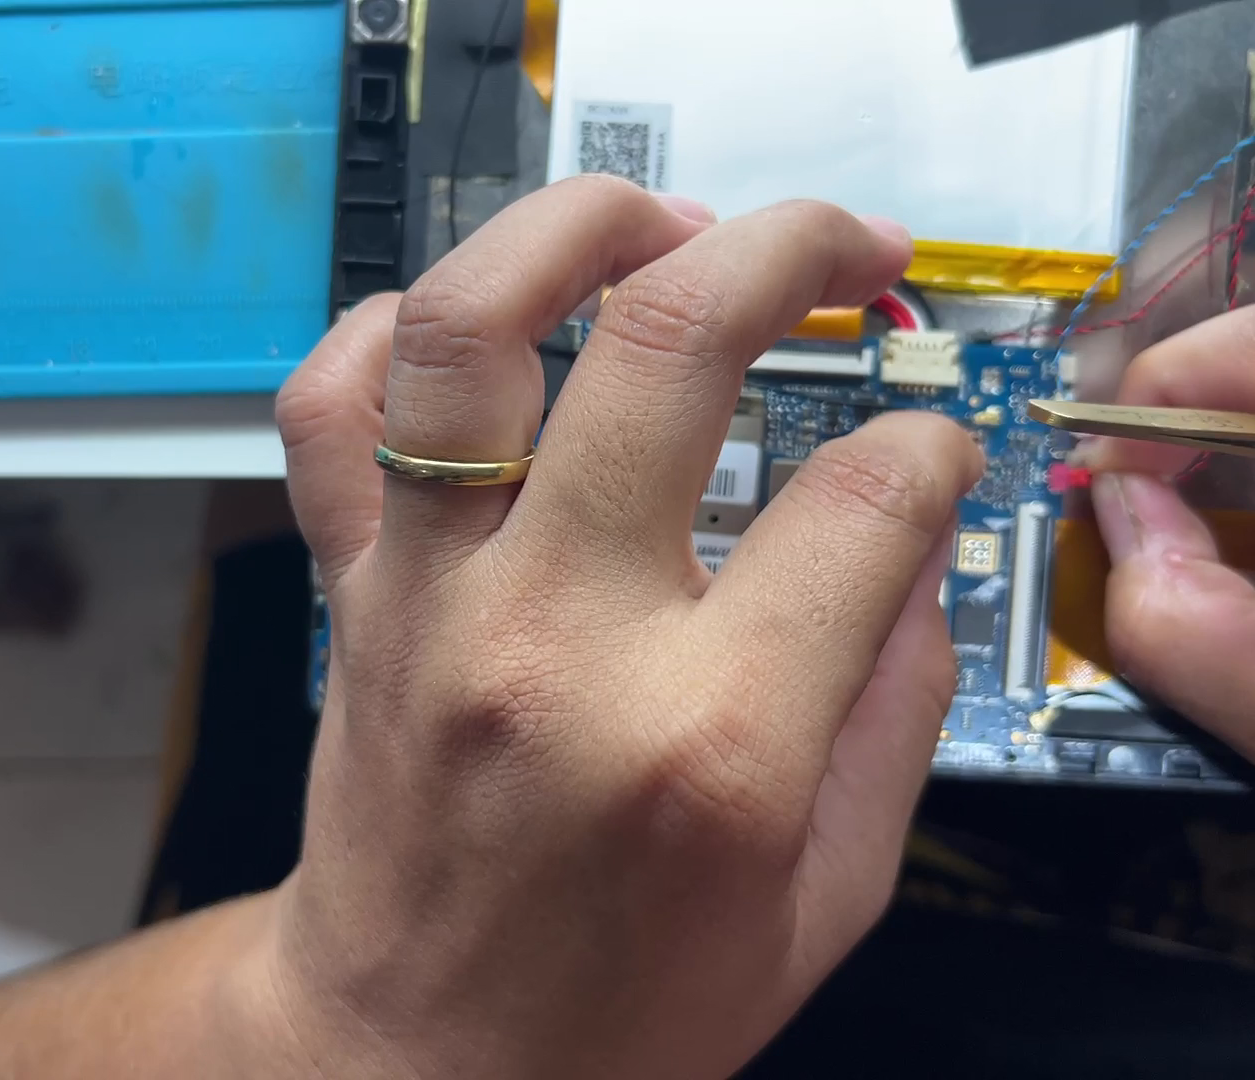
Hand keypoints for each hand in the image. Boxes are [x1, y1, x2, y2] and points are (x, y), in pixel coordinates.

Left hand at [265, 177, 981, 1077]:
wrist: (415, 1055)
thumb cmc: (625, 1002)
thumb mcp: (828, 889)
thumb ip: (892, 694)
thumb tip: (912, 525)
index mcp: (714, 741)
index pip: (864, 501)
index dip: (927, 446)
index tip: (927, 442)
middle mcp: (556, 636)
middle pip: (666, 347)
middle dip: (782, 249)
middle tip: (835, 244)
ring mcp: (428, 597)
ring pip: (464, 331)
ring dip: (570, 230)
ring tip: (652, 222)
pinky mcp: (350, 596)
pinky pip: (327, 411)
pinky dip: (389, 332)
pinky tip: (471, 331)